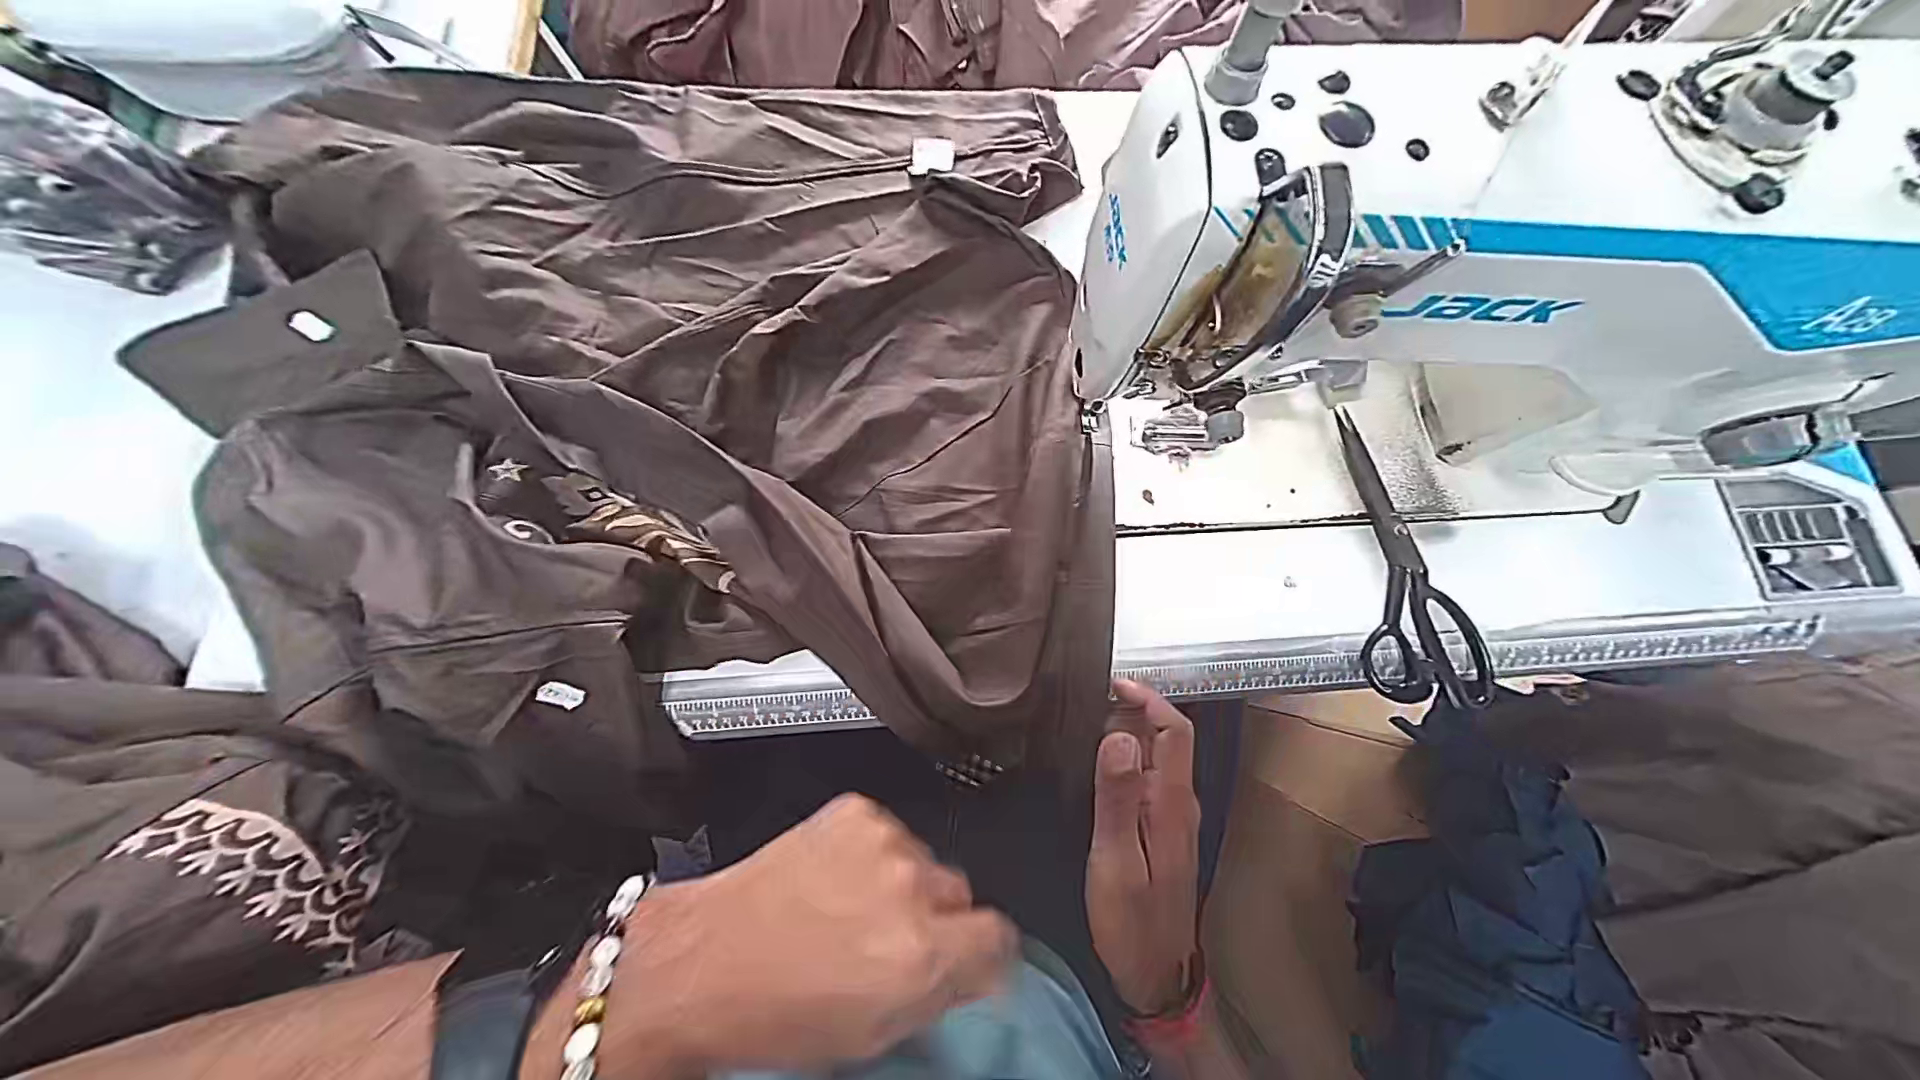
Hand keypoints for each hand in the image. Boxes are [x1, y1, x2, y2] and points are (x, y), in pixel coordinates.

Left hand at [576, 794, 1017, 1077]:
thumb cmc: (772, 1011)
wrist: (706, 959)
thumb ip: (935, 994)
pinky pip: (889, 832)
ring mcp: (881, 842)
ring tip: (851, 907)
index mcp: (920, 955)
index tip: (971, 955)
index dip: (985, 951)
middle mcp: (908, 889)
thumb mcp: (872, 1034)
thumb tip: (969, 971)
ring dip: (901, 882)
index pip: (999, 938)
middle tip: (892, 938)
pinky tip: (835, 878)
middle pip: (960, 893)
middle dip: (937, 917)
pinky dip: (872, 853)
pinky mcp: (855, 812)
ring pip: (924, 859)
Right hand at [1086, 679, 1201, 1013]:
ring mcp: (1172, 816)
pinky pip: (1148, 777)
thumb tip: (1121, 735)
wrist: (1156, 975)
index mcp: (1172, 802)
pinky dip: (1126, 756)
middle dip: (1133, 709)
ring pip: (1157, 756)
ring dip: (1129, 730)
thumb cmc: (1132, 921)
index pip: (1174, 731)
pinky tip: (1098, 762)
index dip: (1148, 699)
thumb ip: (1118, 797)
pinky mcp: (1160, 829)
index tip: (1111, 683)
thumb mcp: (1117, 859)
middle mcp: (1179, 802)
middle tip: (1087, 700)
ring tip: (1086, 720)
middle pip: (1166, 737)